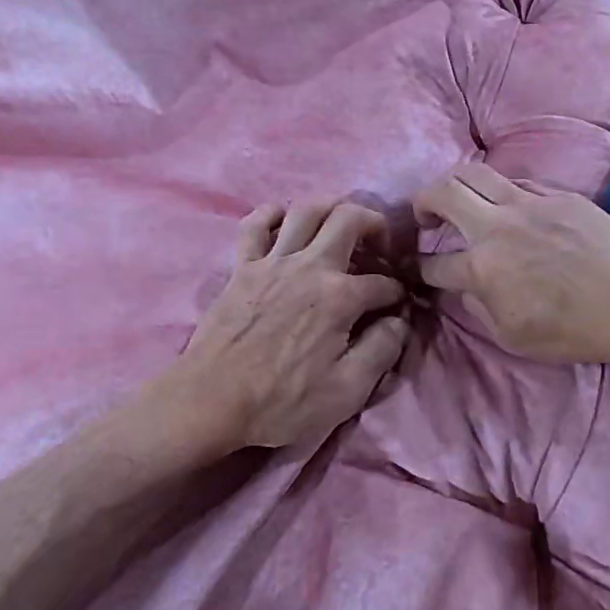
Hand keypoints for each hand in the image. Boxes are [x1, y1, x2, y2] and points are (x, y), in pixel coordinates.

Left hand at [175, 200, 408, 448]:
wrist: (209, 401)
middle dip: (374, 224)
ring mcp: (272, 262)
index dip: (398, 293)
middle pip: (349, 219)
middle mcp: (310, 267)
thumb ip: (382, 350)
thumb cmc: (281, 401)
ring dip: (330, 207)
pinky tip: (284, 220)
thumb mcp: (347, 390)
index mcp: (339, 297)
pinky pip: (255, 224)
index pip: (383, 283)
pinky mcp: (242, 267)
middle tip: (379, 244)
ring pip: (306, 209)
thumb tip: (399, 322)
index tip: (397, 307)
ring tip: (340, 224)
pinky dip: (272, 214)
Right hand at [413, 163, 609, 369]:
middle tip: (425, 216)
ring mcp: (530, 203)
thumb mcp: (514, 339)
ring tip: (462, 202)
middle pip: (444, 190)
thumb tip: (466, 290)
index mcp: (483, 267)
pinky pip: (518, 183)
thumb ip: (480, 310)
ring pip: (477, 173)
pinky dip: (502, 194)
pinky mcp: (559, 195)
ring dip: (458, 186)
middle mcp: (498, 225)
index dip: (419, 267)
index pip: (434, 262)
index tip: (418, 268)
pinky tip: (513, 213)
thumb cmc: (576, 330)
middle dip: (422, 200)